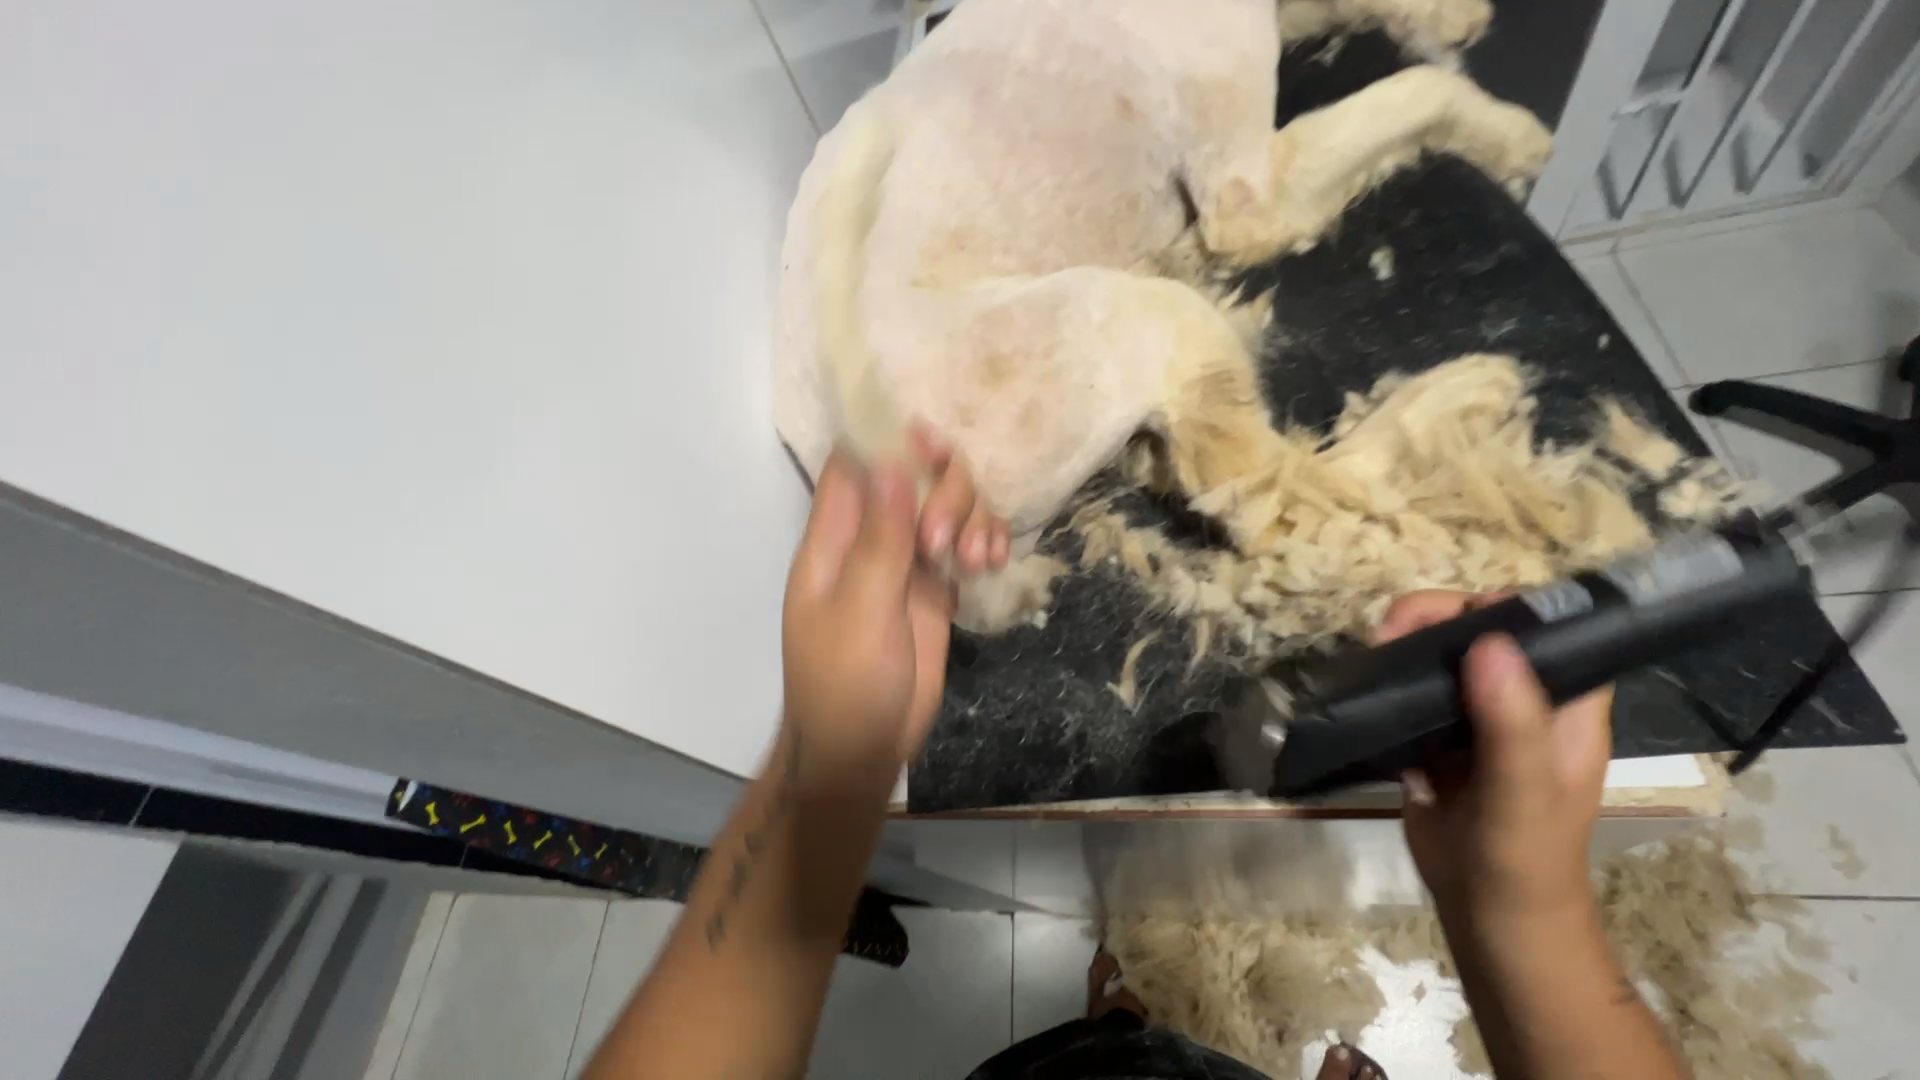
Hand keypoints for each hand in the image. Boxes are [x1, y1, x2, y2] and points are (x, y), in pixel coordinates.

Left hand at [781, 430, 1009, 770]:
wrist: (865, 747)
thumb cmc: (847, 683)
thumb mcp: (861, 612)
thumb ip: (880, 540)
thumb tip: (893, 464)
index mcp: (833, 541)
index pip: (855, 467)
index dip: (888, 442)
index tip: (929, 440)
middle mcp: (871, 541)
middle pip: (912, 478)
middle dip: (942, 491)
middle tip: (946, 539)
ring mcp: (907, 562)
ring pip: (947, 507)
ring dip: (971, 518)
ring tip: (977, 560)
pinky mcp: (938, 586)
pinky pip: (967, 543)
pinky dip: (985, 542)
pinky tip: (992, 562)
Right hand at [1375, 591, 1612, 923]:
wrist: (1487, 913)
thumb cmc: (1522, 855)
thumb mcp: (1521, 790)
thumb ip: (1510, 721)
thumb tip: (1487, 643)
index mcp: (1562, 702)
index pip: (1547, 627)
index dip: (1503, 606)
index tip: (1450, 617)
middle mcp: (1519, 699)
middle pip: (1478, 629)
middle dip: (1431, 619)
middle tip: (1386, 634)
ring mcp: (1472, 718)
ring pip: (1437, 656)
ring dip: (1401, 645)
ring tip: (1368, 653)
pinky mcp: (1432, 737)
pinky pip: (1408, 691)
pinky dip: (1383, 679)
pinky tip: (1362, 681)